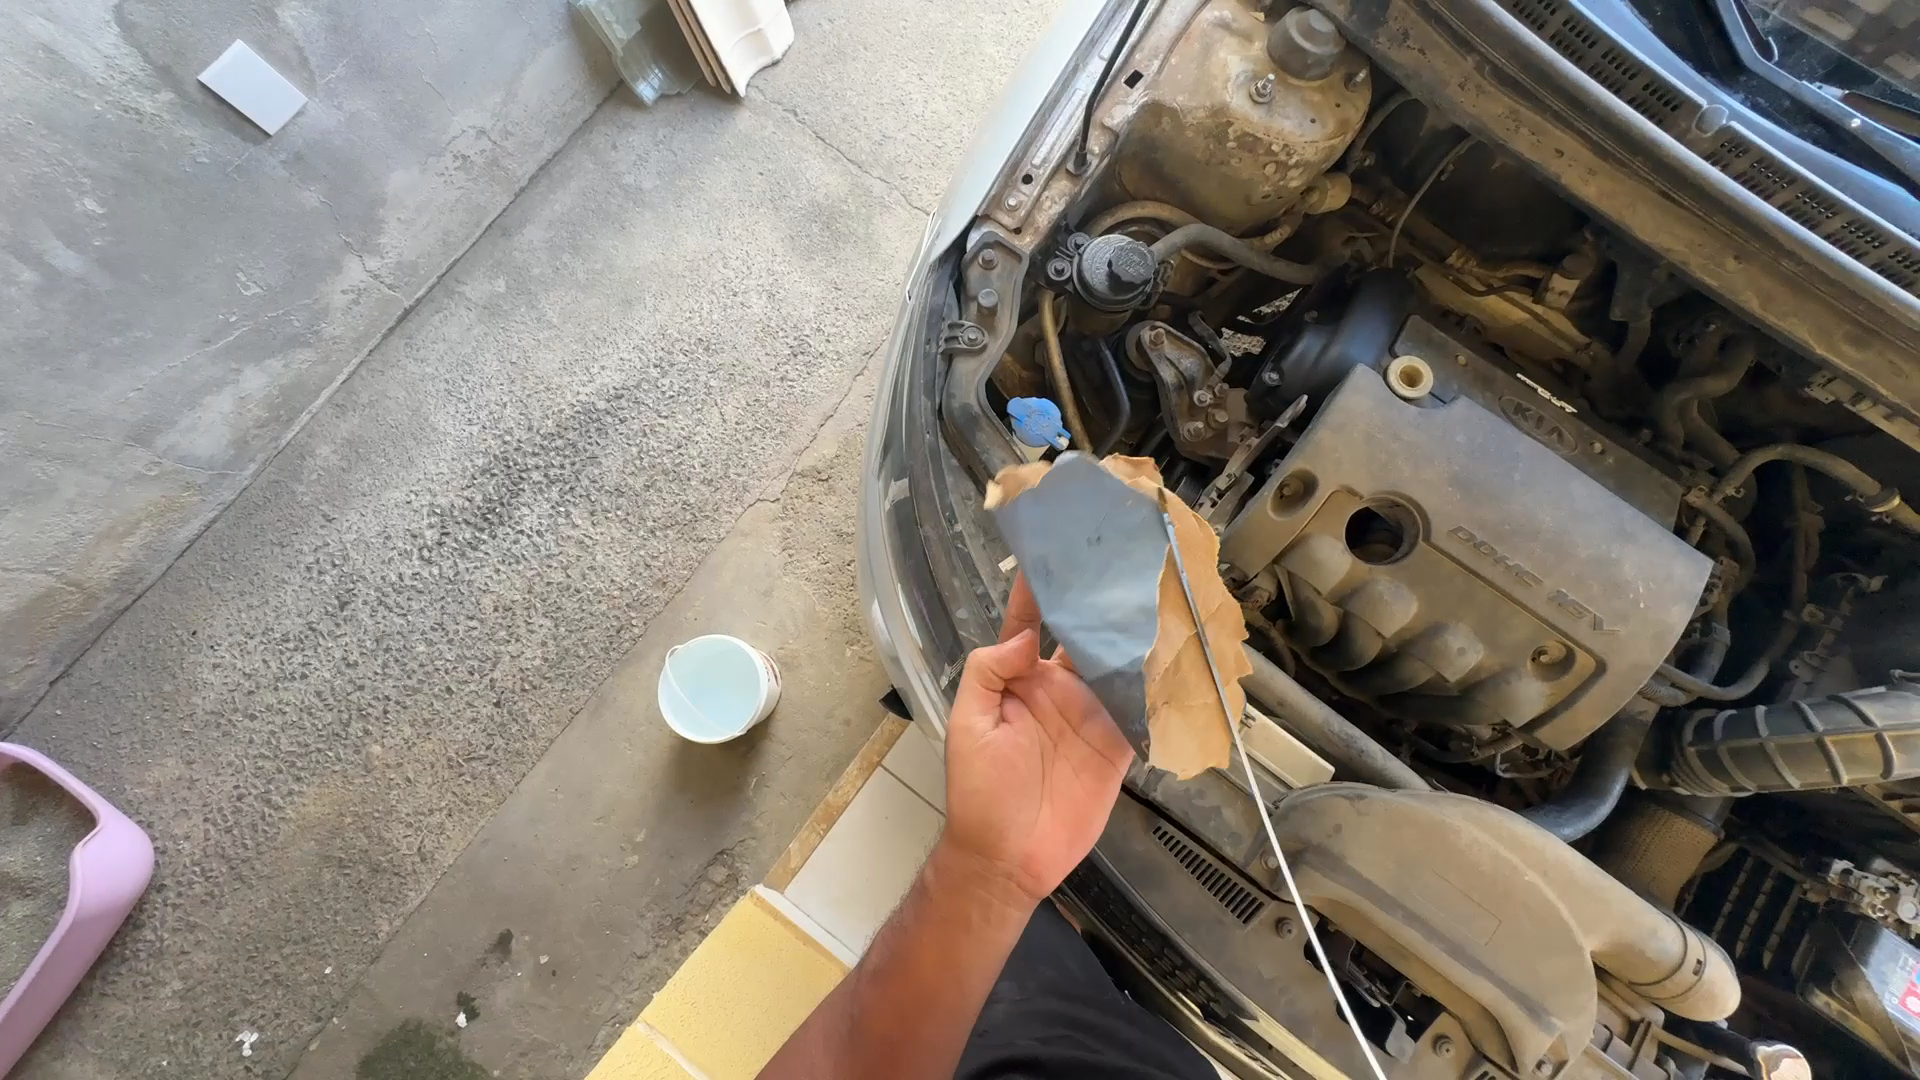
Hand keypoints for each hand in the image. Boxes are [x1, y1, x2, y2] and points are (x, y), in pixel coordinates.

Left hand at [939, 576, 1134, 906]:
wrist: (1010, 858)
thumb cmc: (980, 791)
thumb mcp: (969, 725)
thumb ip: (989, 673)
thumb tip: (1025, 636)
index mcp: (1021, 678)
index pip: (1030, 623)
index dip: (1040, 590)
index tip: (1055, 551)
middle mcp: (1059, 687)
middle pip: (1082, 635)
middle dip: (1098, 602)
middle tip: (1125, 562)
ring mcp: (1091, 713)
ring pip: (1116, 664)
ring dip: (1134, 636)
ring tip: (1160, 595)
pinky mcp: (1118, 742)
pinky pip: (1141, 708)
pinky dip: (1158, 685)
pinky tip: (1177, 656)